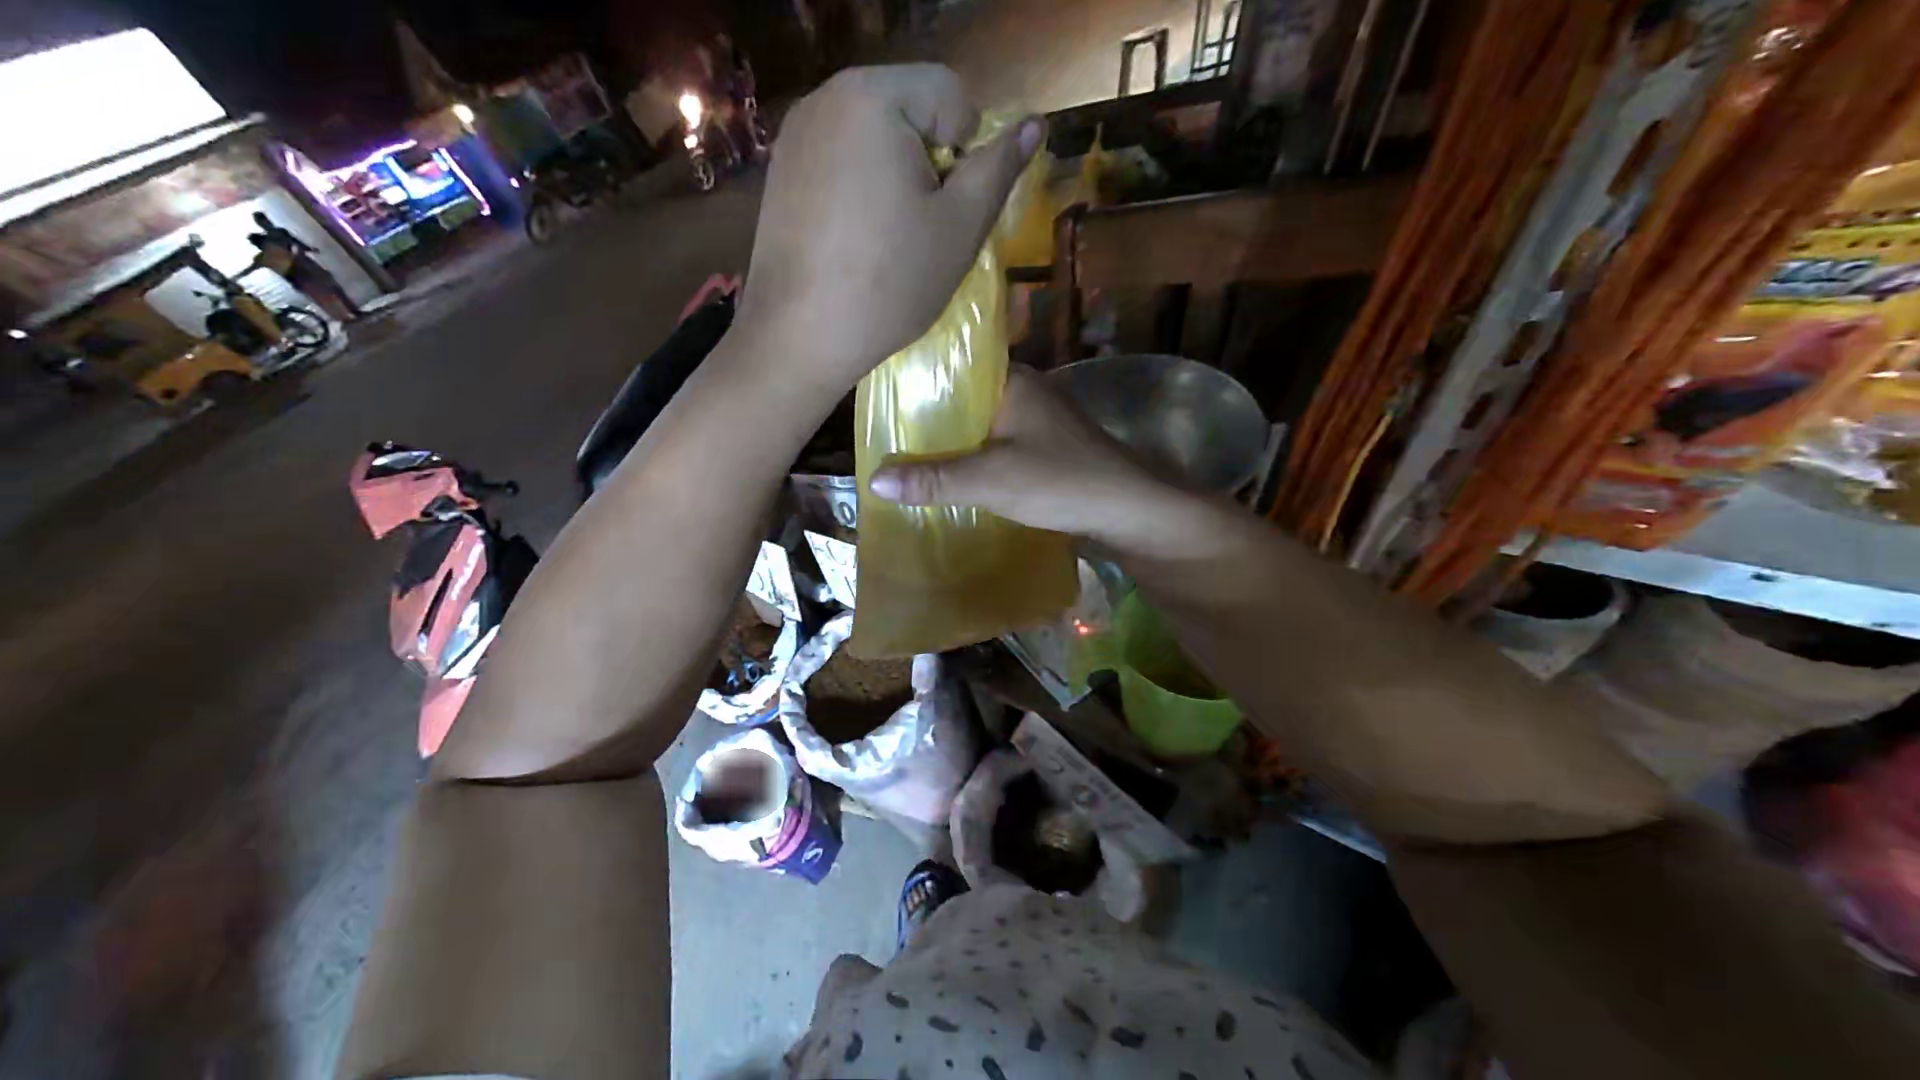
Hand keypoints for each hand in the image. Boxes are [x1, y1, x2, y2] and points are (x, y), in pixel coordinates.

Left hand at [736, 65, 1043, 386]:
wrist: (799, 337)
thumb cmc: (889, 283)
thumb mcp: (960, 227)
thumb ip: (998, 168)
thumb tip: (1034, 126)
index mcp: (871, 96)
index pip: (950, 93)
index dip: (968, 150)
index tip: (952, 208)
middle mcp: (825, 98)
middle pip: (909, 109)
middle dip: (931, 161)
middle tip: (925, 226)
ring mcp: (795, 135)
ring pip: (875, 137)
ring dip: (899, 176)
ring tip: (892, 236)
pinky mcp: (781, 173)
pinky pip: (841, 160)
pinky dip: (862, 189)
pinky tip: (858, 239)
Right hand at [867, 366, 1215, 557]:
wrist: (1133, 511)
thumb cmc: (1064, 482)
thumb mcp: (992, 481)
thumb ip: (934, 479)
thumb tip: (873, 480)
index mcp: (1012, 381)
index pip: (952, 364)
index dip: (914, 377)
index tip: (876, 392)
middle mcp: (1023, 391)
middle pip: (961, 396)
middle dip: (924, 415)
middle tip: (878, 431)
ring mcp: (1036, 420)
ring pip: (977, 423)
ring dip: (948, 440)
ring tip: (901, 454)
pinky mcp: (1043, 448)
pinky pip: (993, 444)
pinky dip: (970, 456)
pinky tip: (947, 474)